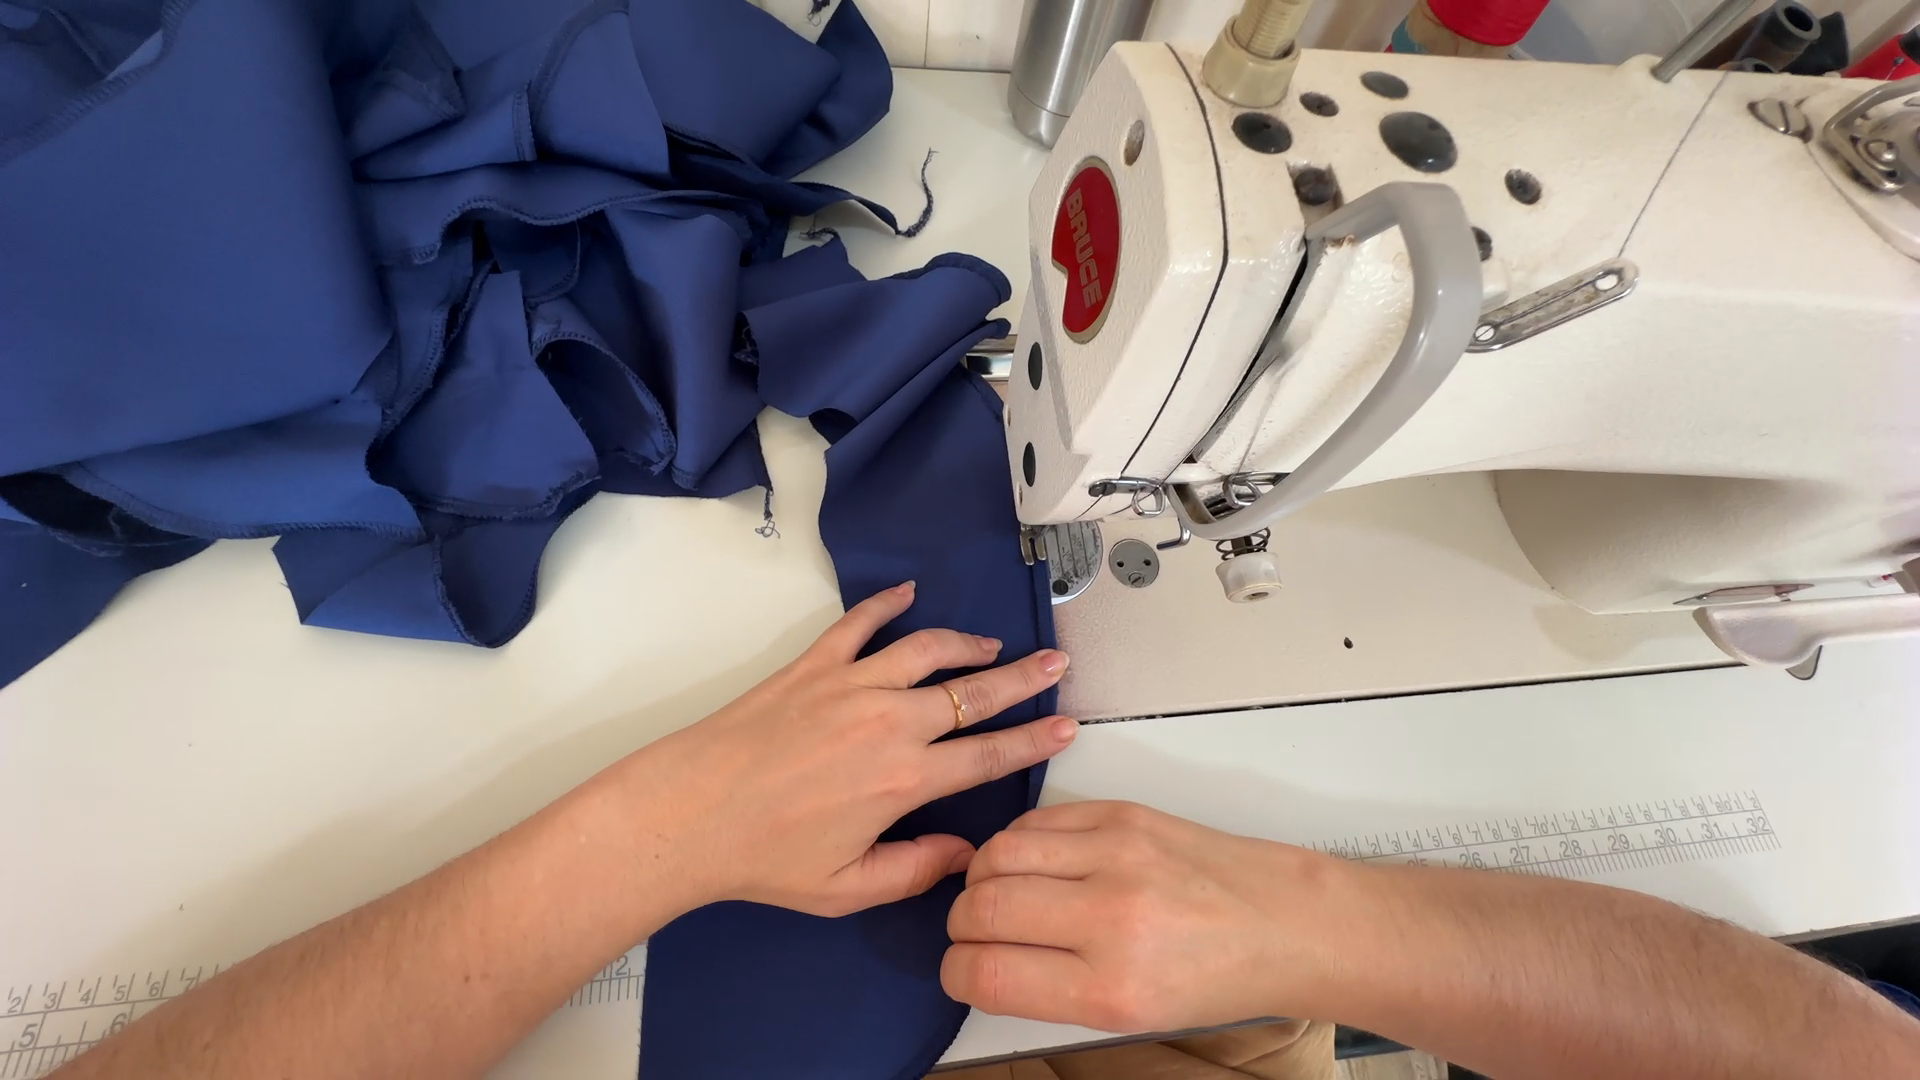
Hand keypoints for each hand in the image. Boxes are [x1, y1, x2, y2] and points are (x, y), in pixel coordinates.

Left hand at [622, 582, 1075, 917]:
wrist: (689, 812)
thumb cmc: (765, 858)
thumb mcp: (847, 888)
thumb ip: (916, 871)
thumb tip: (970, 854)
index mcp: (904, 780)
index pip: (988, 755)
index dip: (1034, 740)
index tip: (1066, 724)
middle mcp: (890, 722)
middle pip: (974, 692)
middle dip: (1023, 677)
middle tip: (1055, 662)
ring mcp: (853, 684)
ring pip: (928, 649)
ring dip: (967, 642)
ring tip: (991, 643)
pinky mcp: (816, 663)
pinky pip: (860, 623)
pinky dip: (886, 603)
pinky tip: (907, 592)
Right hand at [941, 801, 1352, 1033]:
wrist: (1281, 920)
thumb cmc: (1212, 978)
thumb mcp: (1130, 1012)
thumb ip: (1050, 988)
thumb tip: (981, 958)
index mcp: (1113, 988)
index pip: (988, 974)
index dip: (955, 972)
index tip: (961, 970)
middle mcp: (1109, 915)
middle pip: (981, 906)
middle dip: (960, 923)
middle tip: (972, 930)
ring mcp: (1114, 851)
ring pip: (998, 852)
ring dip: (981, 876)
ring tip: (997, 891)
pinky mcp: (1119, 810)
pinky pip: (1034, 819)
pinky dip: (1016, 843)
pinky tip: (1030, 861)